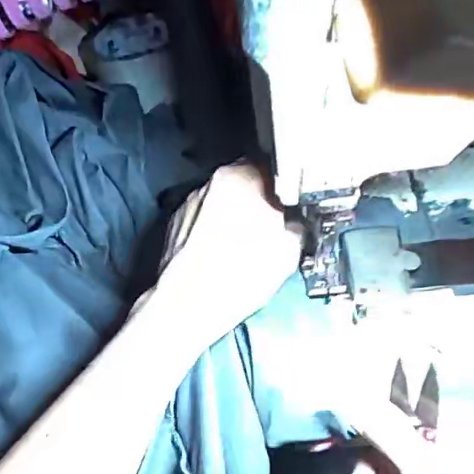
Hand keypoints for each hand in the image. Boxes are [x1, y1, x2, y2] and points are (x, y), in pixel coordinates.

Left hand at [152, 164, 300, 339]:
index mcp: (244, 179)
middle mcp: (214, 181)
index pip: (275, 169)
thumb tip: (296, 221)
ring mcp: (192, 200)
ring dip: (237, 215)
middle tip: (272, 231)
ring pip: (224, 200)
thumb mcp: (289, 253)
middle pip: (247, 182)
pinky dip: (215, 229)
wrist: (188, 305)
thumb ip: (296, 225)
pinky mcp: (176, 221)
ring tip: (245, 248)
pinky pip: (205, 217)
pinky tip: (222, 254)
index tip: (292, 210)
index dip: (288, 191)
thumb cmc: (238, 278)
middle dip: (261, 202)